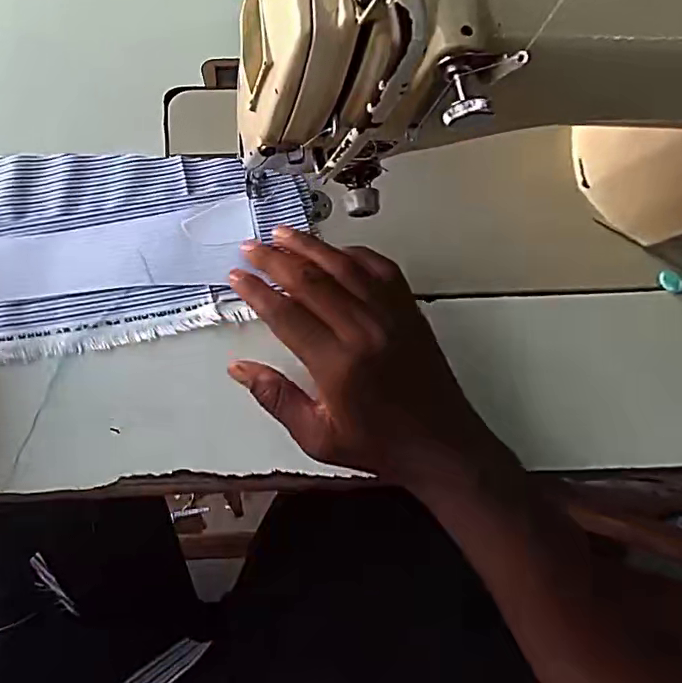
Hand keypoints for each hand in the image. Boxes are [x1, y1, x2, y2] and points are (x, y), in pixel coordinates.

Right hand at [227, 227, 503, 487]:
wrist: (443, 448)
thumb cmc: (381, 444)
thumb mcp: (318, 436)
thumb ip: (276, 398)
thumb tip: (240, 369)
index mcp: (338, 364)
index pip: (285, 313)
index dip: (256, 291)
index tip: (238, 277)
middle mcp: (364, 332)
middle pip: (309, 280)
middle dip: (274, 260)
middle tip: (252, 249)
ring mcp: (390, 316)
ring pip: (342, 265)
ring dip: (308, 246)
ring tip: (283, 234)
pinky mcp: (408, 310)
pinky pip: (379, 267)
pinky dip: (353, 253)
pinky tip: (334, 250)